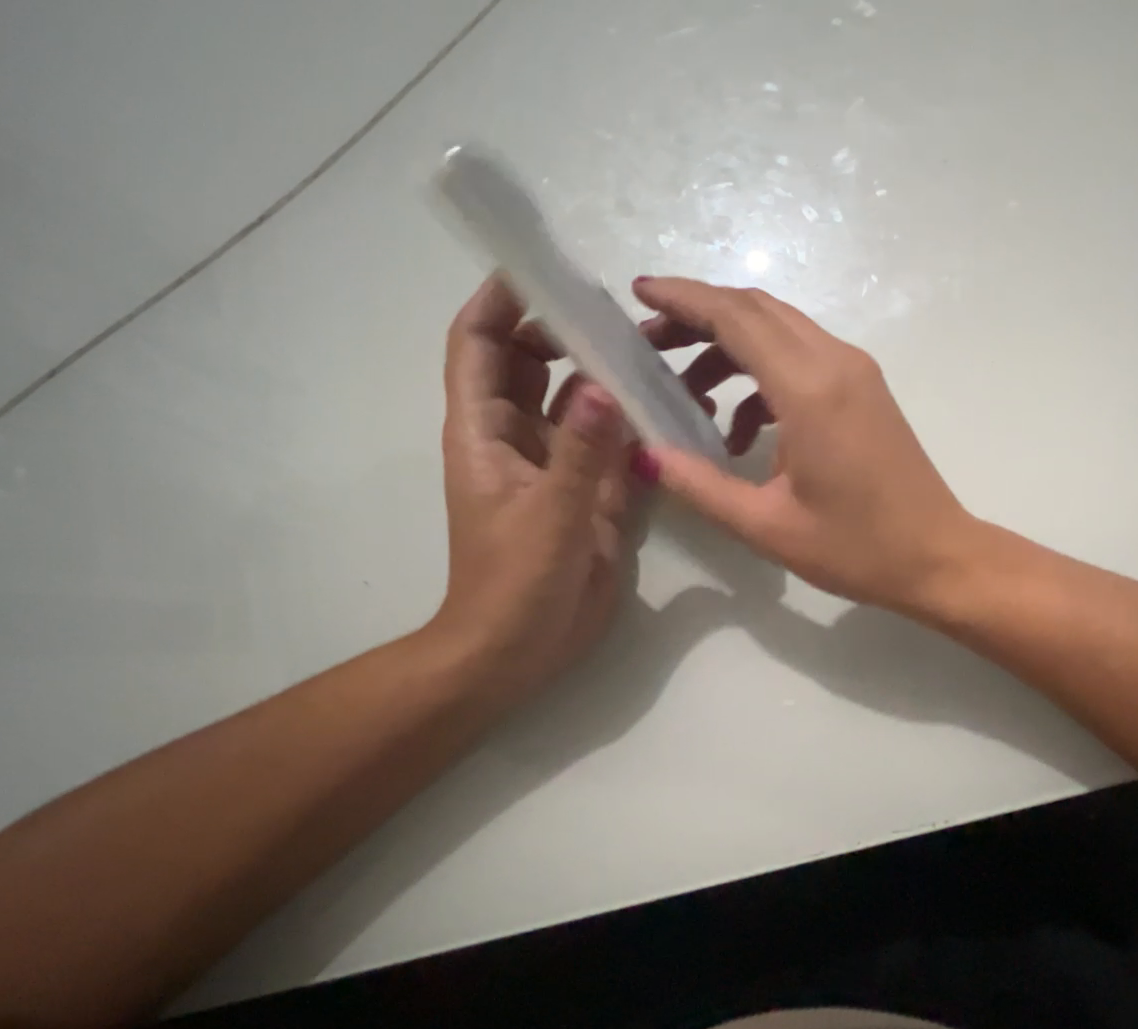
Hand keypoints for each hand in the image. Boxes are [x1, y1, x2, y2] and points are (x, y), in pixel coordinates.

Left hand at [429, 276, 631, 702]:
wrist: (519, 651)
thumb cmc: (515, 583)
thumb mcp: (549, 514)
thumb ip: (582, 450)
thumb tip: (603, 382)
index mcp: (485, 431)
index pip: (476, 346)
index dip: (496, 302)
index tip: (537, 268)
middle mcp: (516, 436)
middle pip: (526, 361)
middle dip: (560, 327)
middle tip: (614, 305)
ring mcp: (554, 463)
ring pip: (571, 398)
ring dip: (598, 371)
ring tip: (645, 343)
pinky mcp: (587, 491)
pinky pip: (606, 440)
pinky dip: (626, 419)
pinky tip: (662, 402)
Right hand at [631, 277, 976, 611]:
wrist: (937, 556)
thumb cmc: (857, 548)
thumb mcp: (766, 526)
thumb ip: (700, 484)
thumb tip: (646, 452)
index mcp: (811, 389)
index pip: (735, 317)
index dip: (682, 298)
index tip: (637, 293)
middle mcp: (836, 363)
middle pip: (757, 310)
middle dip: (698, 316)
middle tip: (647, 343)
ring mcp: (857, 373)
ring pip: (780, 330)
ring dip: (728, 347)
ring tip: (682, 389)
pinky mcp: (865, 390)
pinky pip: (803, 359)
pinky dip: (762, 377)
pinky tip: (737, 431)